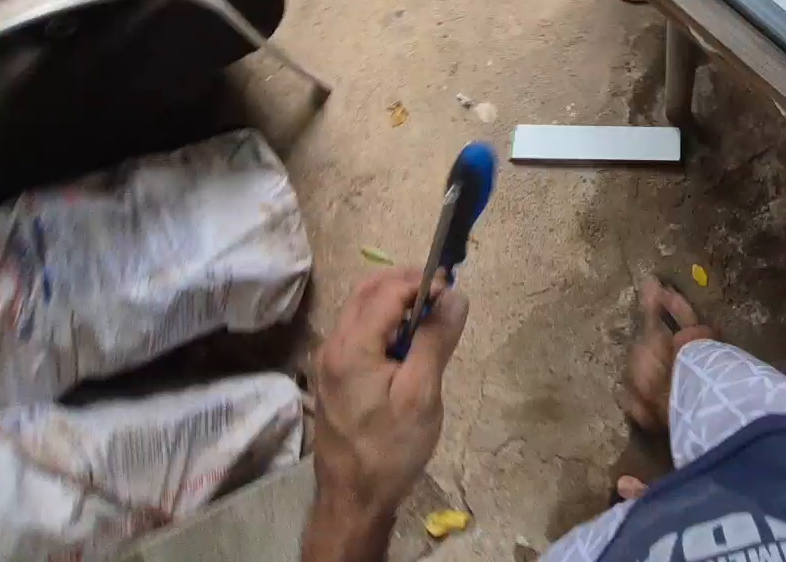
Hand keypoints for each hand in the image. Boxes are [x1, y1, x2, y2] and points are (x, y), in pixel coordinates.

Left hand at [310, 269, 468, 525]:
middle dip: (406, 283)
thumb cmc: (389, 448)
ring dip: (396, 299)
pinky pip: (359, 328)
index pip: (388, 290)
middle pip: (368, 290)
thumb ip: (436, 339)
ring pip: (361, 307)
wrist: (353, 502)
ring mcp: (329, 360)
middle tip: (442, 294)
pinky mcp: (334, 375)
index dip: (422, 282)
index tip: (452, 290)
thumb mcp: (421, 394)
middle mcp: (333, 344)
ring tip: (430, 315)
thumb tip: (456, 296)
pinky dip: (385, 319)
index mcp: (351, 347)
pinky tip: (409, 341)